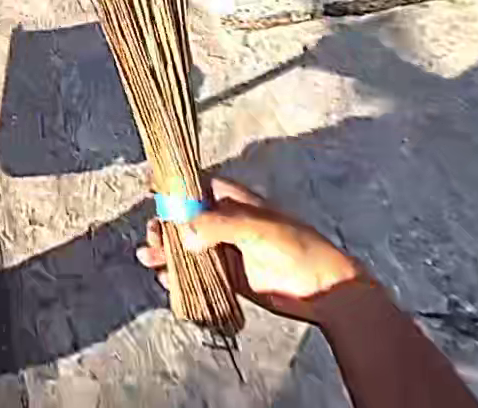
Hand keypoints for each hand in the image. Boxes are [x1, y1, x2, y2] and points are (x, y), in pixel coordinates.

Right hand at [136, 176, 368, 324]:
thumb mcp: (256, 228)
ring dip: (164, 251)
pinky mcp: (225, 274)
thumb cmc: (296, 246)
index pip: (189, 185)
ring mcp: (221, 247)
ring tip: (150, 260)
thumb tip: (183, 235)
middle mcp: (219, 219)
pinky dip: (177, 274)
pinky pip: (194, 271)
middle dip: (161, 226)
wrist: (327, 292)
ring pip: (183, 245)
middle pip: (179, 218)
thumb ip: (218, 226)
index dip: (168, 188)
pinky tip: (166, 279)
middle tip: (153, 238)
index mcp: (226, 197)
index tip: (150, 193)